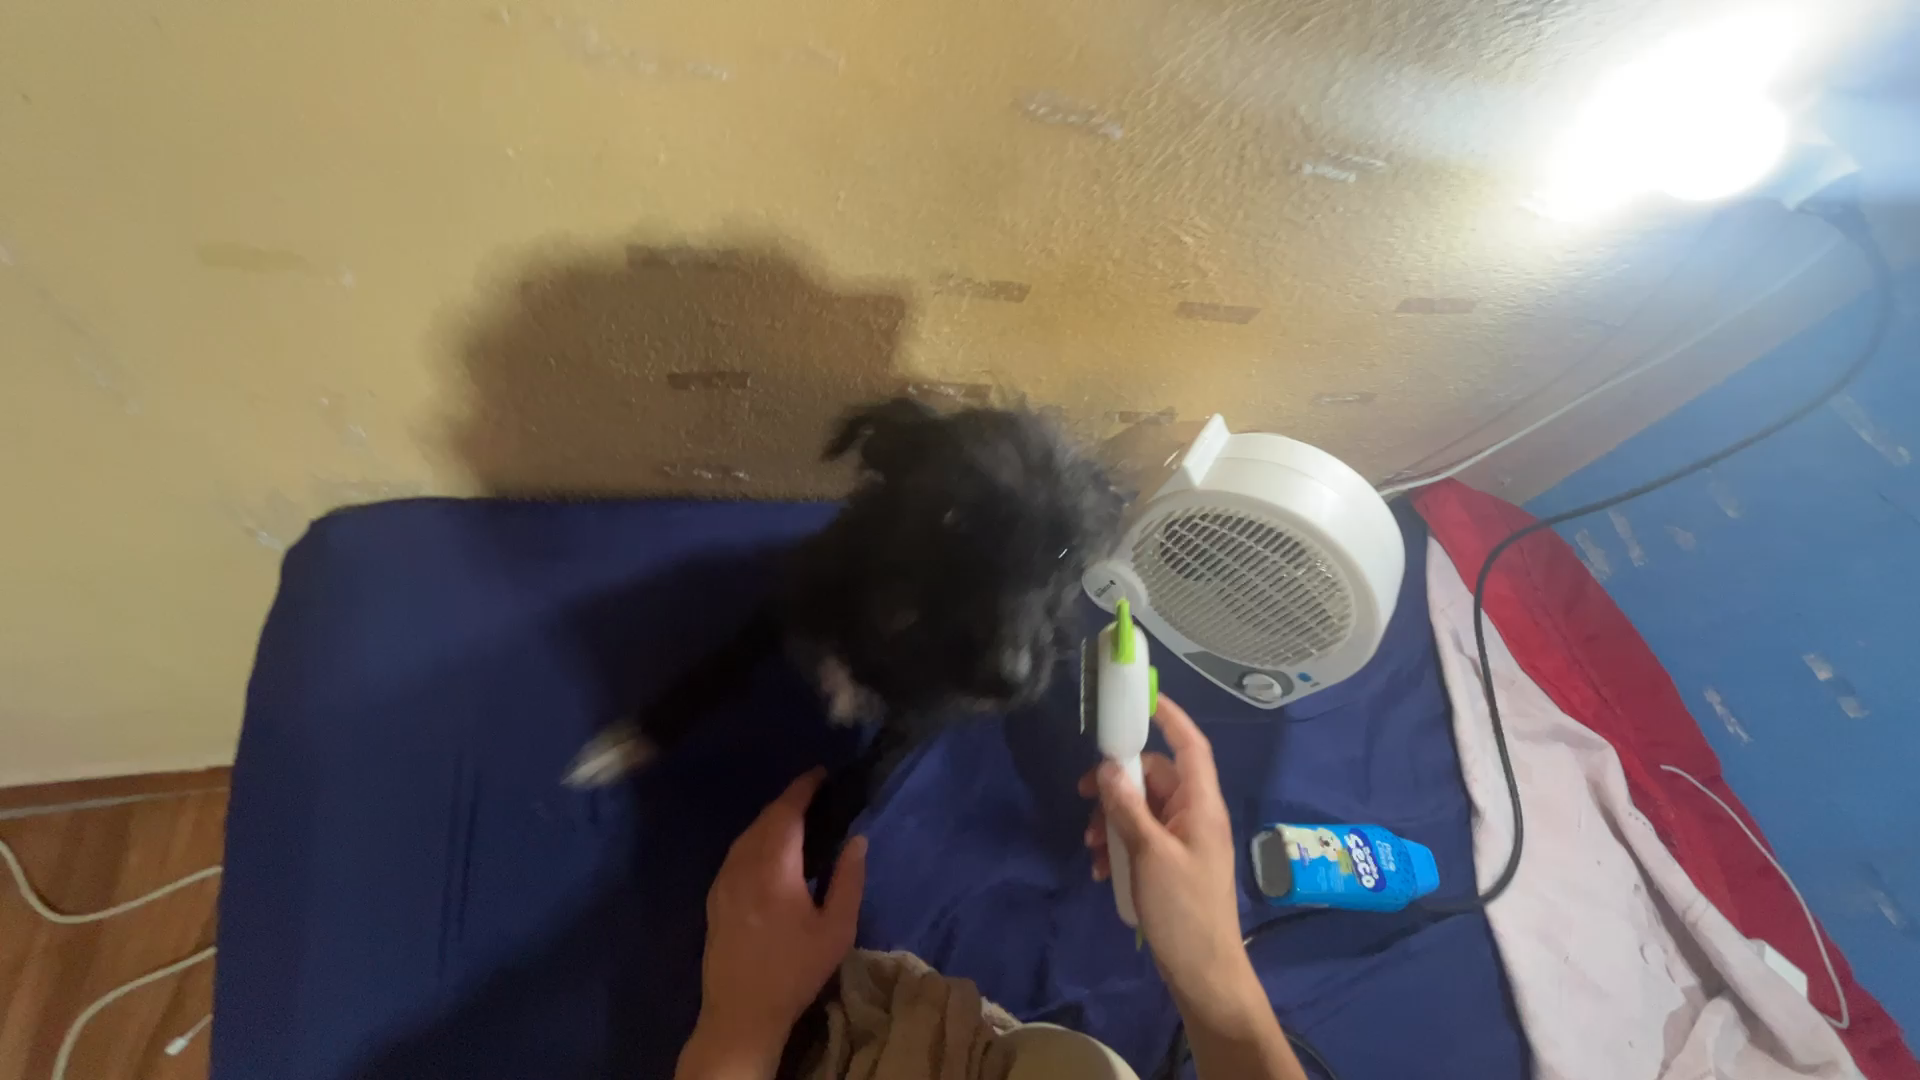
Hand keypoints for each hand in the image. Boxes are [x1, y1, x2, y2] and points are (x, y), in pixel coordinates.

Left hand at [677, 769, 867, 1079]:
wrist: (740, 1014)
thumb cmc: (795, 970)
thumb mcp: (837, 928)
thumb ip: (849, 878)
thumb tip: (857, 839)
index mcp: (774, 868)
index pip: (787, 812)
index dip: (804, 788)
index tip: (822, 774)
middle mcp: (743, 865)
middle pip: (766, 818)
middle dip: (790, 800)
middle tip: (816, 794)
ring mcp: (724, 880)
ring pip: (748, 833)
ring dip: (772, 818)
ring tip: (798, 818)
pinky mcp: (715, 896)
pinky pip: (737, 851)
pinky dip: (756, 837)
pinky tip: (771, 849)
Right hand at [1079, 698, 1262, 1030]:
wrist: (1204, 975)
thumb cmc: (1184, 911)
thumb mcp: (1150, 855)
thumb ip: (1128, 807)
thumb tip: (1108, 767)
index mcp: (1201, 805)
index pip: (1190, 746)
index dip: (1170, 717)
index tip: (1142, 697)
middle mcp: (1194, 814)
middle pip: (1155, 776)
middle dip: (1117, 783)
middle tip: (1083, 794)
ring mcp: (1183, 839)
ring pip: (1142, 806)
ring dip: (1111, 817)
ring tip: (1090, 845)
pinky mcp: (1170, 860)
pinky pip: (1140, 833)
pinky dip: (1117, 841)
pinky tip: (1099, 866)